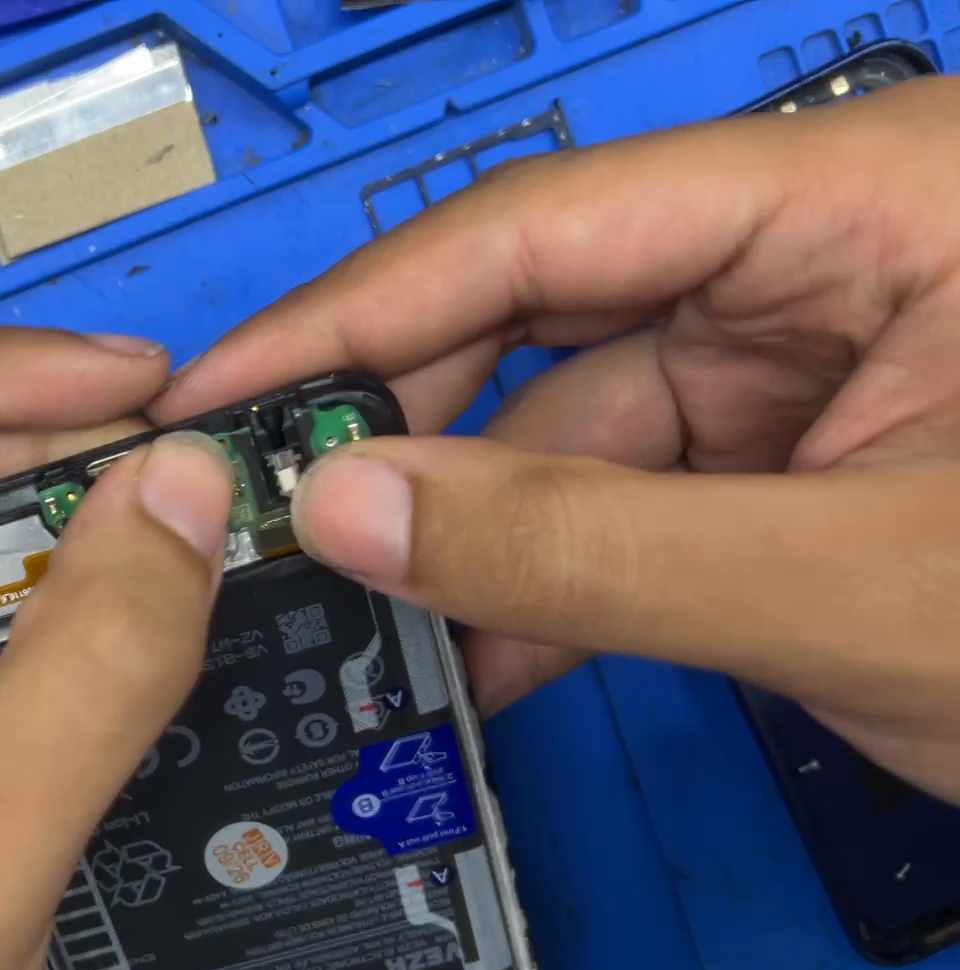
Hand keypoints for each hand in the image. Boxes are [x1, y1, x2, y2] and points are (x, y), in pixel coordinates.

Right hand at [156, 79, 959, 802]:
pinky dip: (526, 590)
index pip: (517, 234)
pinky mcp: (763, 463)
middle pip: (509, 334)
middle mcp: (797, 264)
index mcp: (860, 201)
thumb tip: (341, 513)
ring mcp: (776, 372)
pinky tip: (482, 659)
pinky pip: (592, 511)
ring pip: (539, 446)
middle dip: (394, 442)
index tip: (215, 394)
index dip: (340, 316)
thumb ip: (573, 545)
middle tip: (283, 522)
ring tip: (381, 624)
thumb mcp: (864, 586)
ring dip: (459, 546)